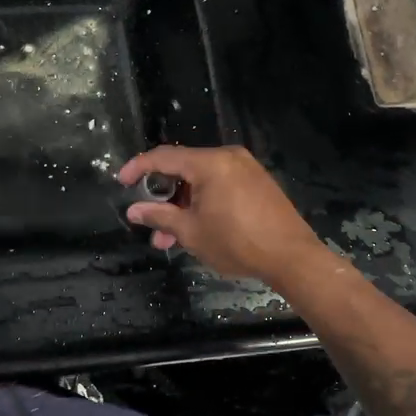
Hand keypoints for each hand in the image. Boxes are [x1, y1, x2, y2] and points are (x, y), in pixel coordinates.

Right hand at [119, 146, 330, 283]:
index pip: (163, 157)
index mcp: (210, 163)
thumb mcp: (191, 232)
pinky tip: (196, 228)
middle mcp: (228, 157)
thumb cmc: (237, 242)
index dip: (138, 168)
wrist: (293, 258)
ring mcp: (245, 169)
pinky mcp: (257, 183)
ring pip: (201, 181)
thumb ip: (159, 216)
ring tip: (170, 238)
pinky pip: (220, 185)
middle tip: (150, 222)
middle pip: (183, 169)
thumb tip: (133, 210)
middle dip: (163, 198)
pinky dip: (203, 202)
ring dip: (183, 206)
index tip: (122, 182)